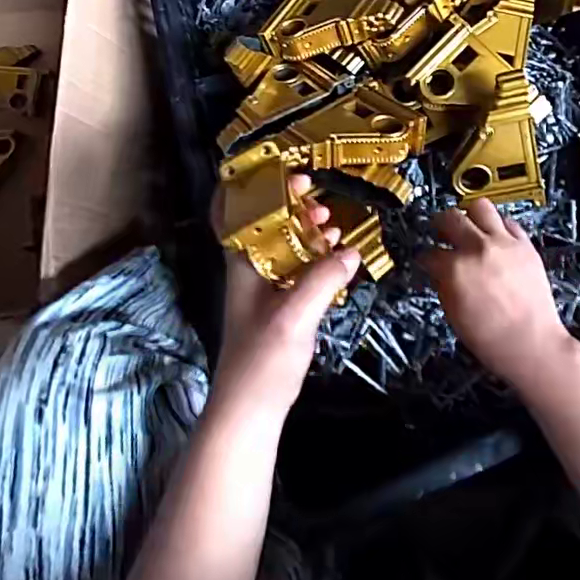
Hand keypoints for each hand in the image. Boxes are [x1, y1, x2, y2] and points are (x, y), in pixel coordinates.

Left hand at [211, 174, 358, 422]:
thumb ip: (322, 280)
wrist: (250, 412)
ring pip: (282, 243)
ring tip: (327, 216)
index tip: (271, 168)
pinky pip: (296, 265)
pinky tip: (334, 253)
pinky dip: (313, 252)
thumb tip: (350, 251)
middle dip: (285, 201)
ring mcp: (264, 288)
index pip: (230, 213)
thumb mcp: (294, 316)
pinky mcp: (278, 306)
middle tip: (311, 187)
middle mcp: (250, 269)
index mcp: (243, 264)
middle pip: (263, 222)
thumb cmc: (262, 361)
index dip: (244, 186)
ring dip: (302, 225)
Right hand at [420, 198, 577, 391]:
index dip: (426, 257)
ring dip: (470, 214)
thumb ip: (444, 283)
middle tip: (440, 230)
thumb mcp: (454, 313)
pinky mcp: (524, 244)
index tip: (428, 259)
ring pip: (480, 206)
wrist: (532, 344)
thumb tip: (439, 269)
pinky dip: (498, 226)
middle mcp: (477, 249)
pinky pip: (508, 222)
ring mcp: (503, 243)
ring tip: (469, 224)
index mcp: (455, 268)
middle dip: (441, 224)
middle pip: (450, 217)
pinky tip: (494, 236)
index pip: (430, 253)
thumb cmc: (491, 338)